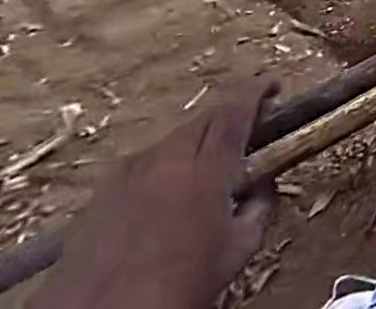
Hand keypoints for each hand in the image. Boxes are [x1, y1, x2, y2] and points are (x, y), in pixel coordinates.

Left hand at [33, 79, 282, 308]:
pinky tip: (170, 194)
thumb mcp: (234, 254)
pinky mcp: (101, 194)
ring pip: (173, 138)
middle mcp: (166, 161)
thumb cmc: (175, 290)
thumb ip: (259, 209)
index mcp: (205, 170)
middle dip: (231, 114)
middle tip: (250, 128)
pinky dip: (167, 164)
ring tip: (211, 165)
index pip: (236, 110)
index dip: (258, 90)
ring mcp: (129, 175)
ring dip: (198, 139)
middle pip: (204, 117)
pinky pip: (144, 163)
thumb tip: (266, 185)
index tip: (275, 87)